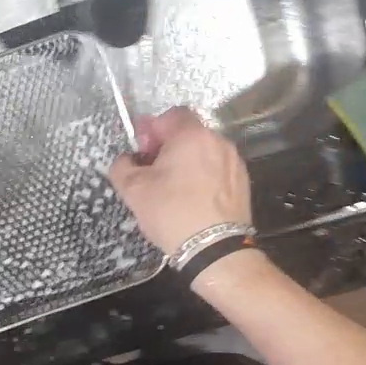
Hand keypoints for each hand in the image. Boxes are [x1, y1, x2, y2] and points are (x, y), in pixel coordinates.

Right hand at [107, 106, 251, 255]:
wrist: (215, 250)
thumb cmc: (172, 213)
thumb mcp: (134, 190)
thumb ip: (122, 166)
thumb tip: (126, 160)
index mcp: (192, 135)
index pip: (171, 115)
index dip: (153, 128)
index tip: (141, 150)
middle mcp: (218, 141)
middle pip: (189, 133)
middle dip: (168, 146)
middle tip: (152, 170)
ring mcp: (234, 162)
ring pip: (204, 151)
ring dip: (187, 161)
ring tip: (173, 187)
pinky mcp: (243, 182)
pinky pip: (217, 169)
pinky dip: (204, 176)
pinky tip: (194, 199)